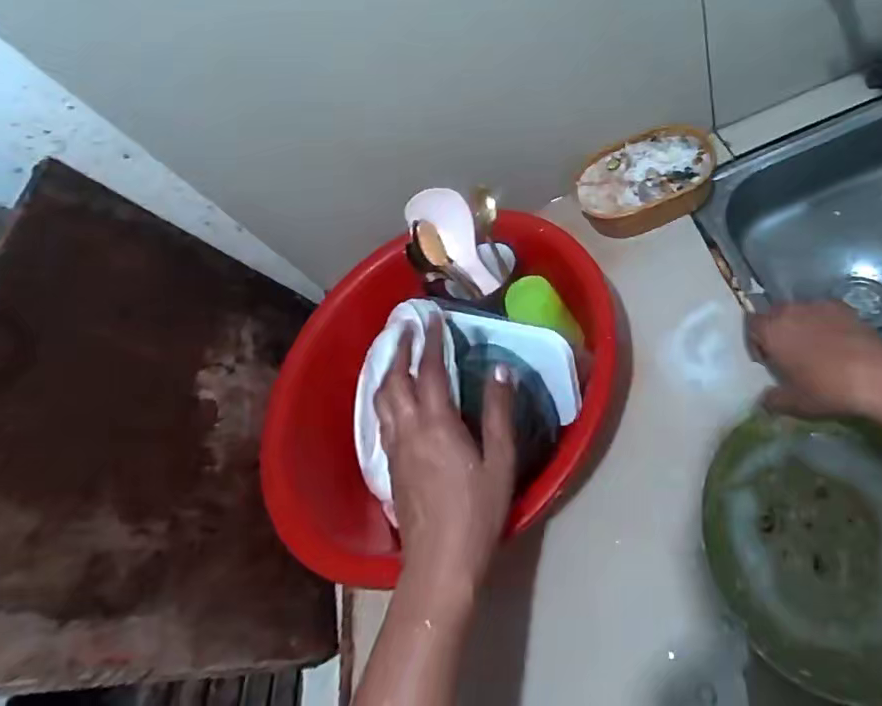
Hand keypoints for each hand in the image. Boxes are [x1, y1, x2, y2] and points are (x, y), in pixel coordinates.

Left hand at [374, 330, 516, 605]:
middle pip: (395, 380)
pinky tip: (391, 398)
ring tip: (394, 353)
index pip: (430, 372)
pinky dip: (383, 396)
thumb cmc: (477, 511)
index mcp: (436, 424)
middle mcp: (408, 430)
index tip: (433, 317)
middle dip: (401, 349)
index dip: (432, 342)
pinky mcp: (389, 466)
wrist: (439, 563)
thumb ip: (500, 412)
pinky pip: (380, 418)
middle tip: (407, 325)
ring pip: (381, 399)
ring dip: (387, 370)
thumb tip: (501, 369)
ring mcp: (394, 449)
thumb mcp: (500, 461)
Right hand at [746, 301, 881, 416]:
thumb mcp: (794, 404)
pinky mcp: (841, 306)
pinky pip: (823, 313)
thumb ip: (772, 400)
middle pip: (774, 315)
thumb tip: (765, 399)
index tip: (768, 361)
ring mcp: (816, 305)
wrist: (873, 374)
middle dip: (778, 331)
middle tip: (790, 356)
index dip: (756, 341)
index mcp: (770, 330)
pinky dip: (825, 324)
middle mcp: (789, 310)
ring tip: (816, 350)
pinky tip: (838, 344)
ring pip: (800, 312)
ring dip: (802, 326)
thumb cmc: (825, 388)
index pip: (751, 325)